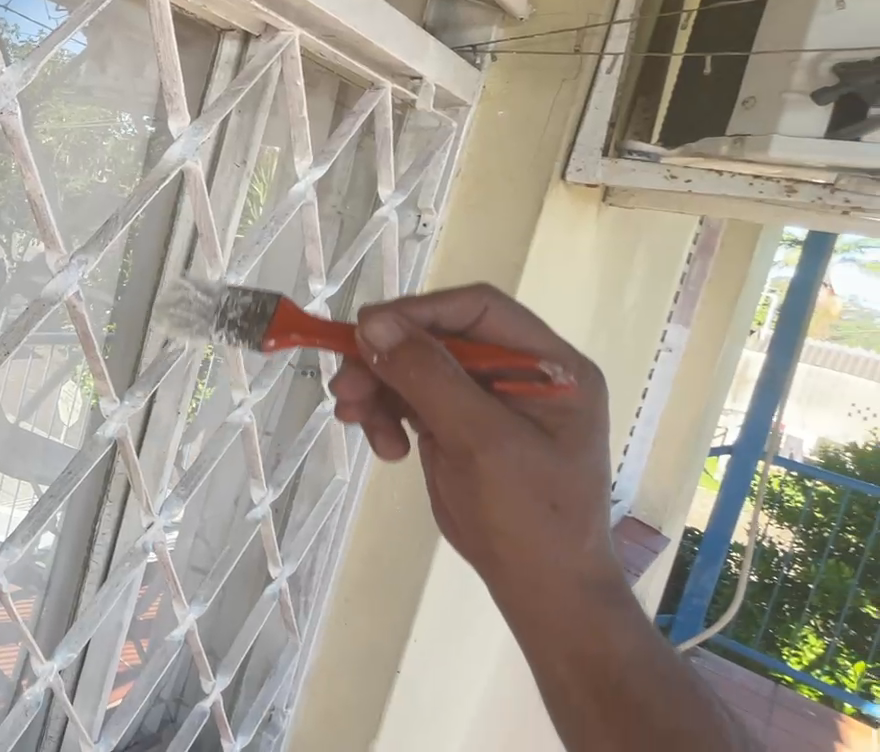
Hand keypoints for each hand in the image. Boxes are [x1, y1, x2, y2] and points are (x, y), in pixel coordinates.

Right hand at [330, 284, 620, 601]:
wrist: (536, 584)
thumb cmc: (530, 513)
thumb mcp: (481, 440)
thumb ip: (427, 376)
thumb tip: (371, 324)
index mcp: (545, 364)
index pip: (475, 308)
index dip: (418, 312)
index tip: (367, 331)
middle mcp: (512, 371)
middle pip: (430, 336)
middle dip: (384, 360)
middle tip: (346, 386)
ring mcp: (478, 397)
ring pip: (406, 365)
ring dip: (373, 389)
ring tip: (354, 420)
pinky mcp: (450, 421)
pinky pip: (401, 397)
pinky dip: (380, 414)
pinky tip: (383, 446)